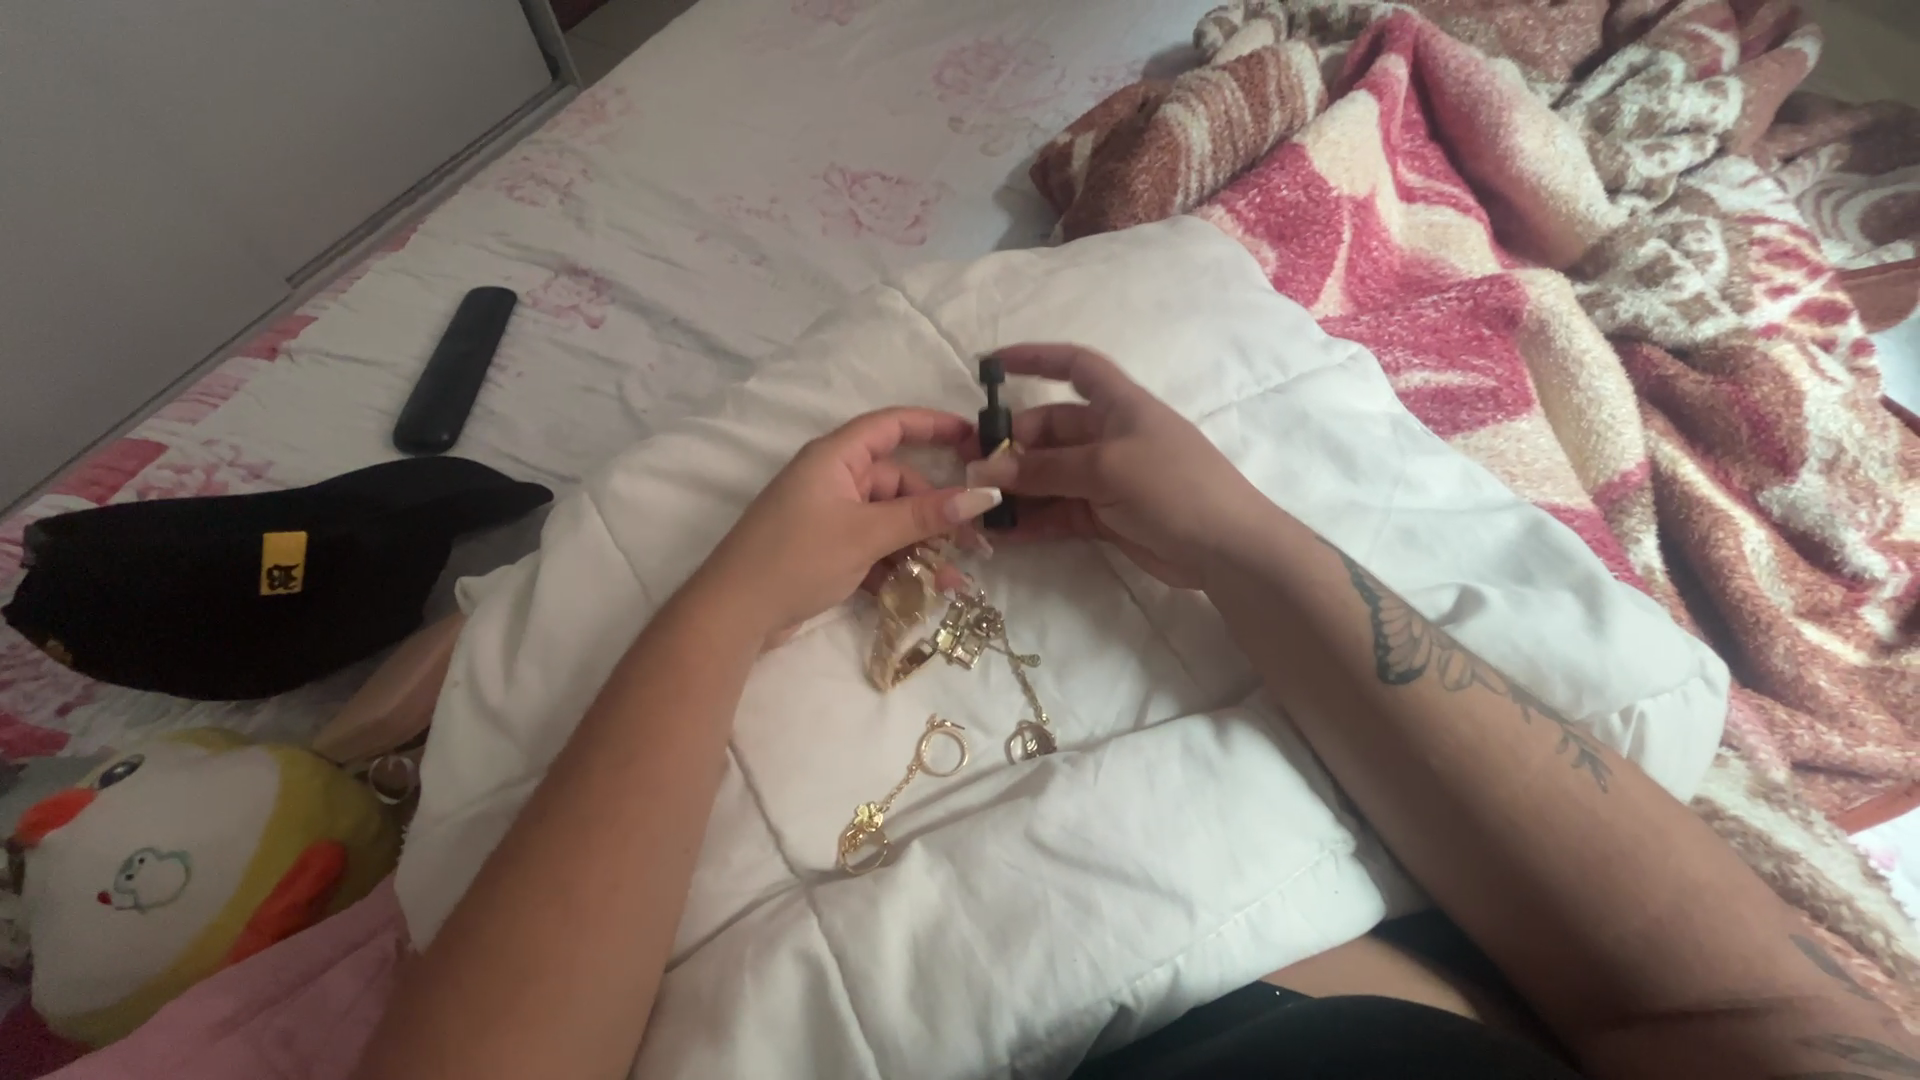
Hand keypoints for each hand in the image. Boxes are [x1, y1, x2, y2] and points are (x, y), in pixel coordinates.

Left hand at [693, 407, 1001, 641]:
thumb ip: (924, 515)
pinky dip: (897, 566)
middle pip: (898, 483)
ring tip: (954, 578)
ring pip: (890, 521)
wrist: (734, 614)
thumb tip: (983, 496)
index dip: (933, 425)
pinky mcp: (828, 551)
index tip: (974, 438)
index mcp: (835, 458)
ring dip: (921, 546)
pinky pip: (874, 548)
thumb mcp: (866, 534)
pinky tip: (925, 590)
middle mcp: (833, 480)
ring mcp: (830, 517)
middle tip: (974, 540)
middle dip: (936, 511)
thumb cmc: (796, 558)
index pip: (891, 426)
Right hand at [965, 343, 1264, 588]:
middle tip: (973, 469)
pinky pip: (1059, 512)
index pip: (1075, 367)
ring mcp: (1107, 479)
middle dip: (1012, 446)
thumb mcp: (1105, 468)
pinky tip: (1003, 533)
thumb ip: (1044, 469)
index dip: (1036, 358)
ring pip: (1050, 476)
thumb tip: (985, 469)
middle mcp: (1110, 436)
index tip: (992, 364)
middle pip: (1050, 431)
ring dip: (1017, 489)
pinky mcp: (1106, 517)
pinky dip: (1033, 521)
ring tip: (979, 505)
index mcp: (1119, 406)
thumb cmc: (1172, 486)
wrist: (1225, 547)